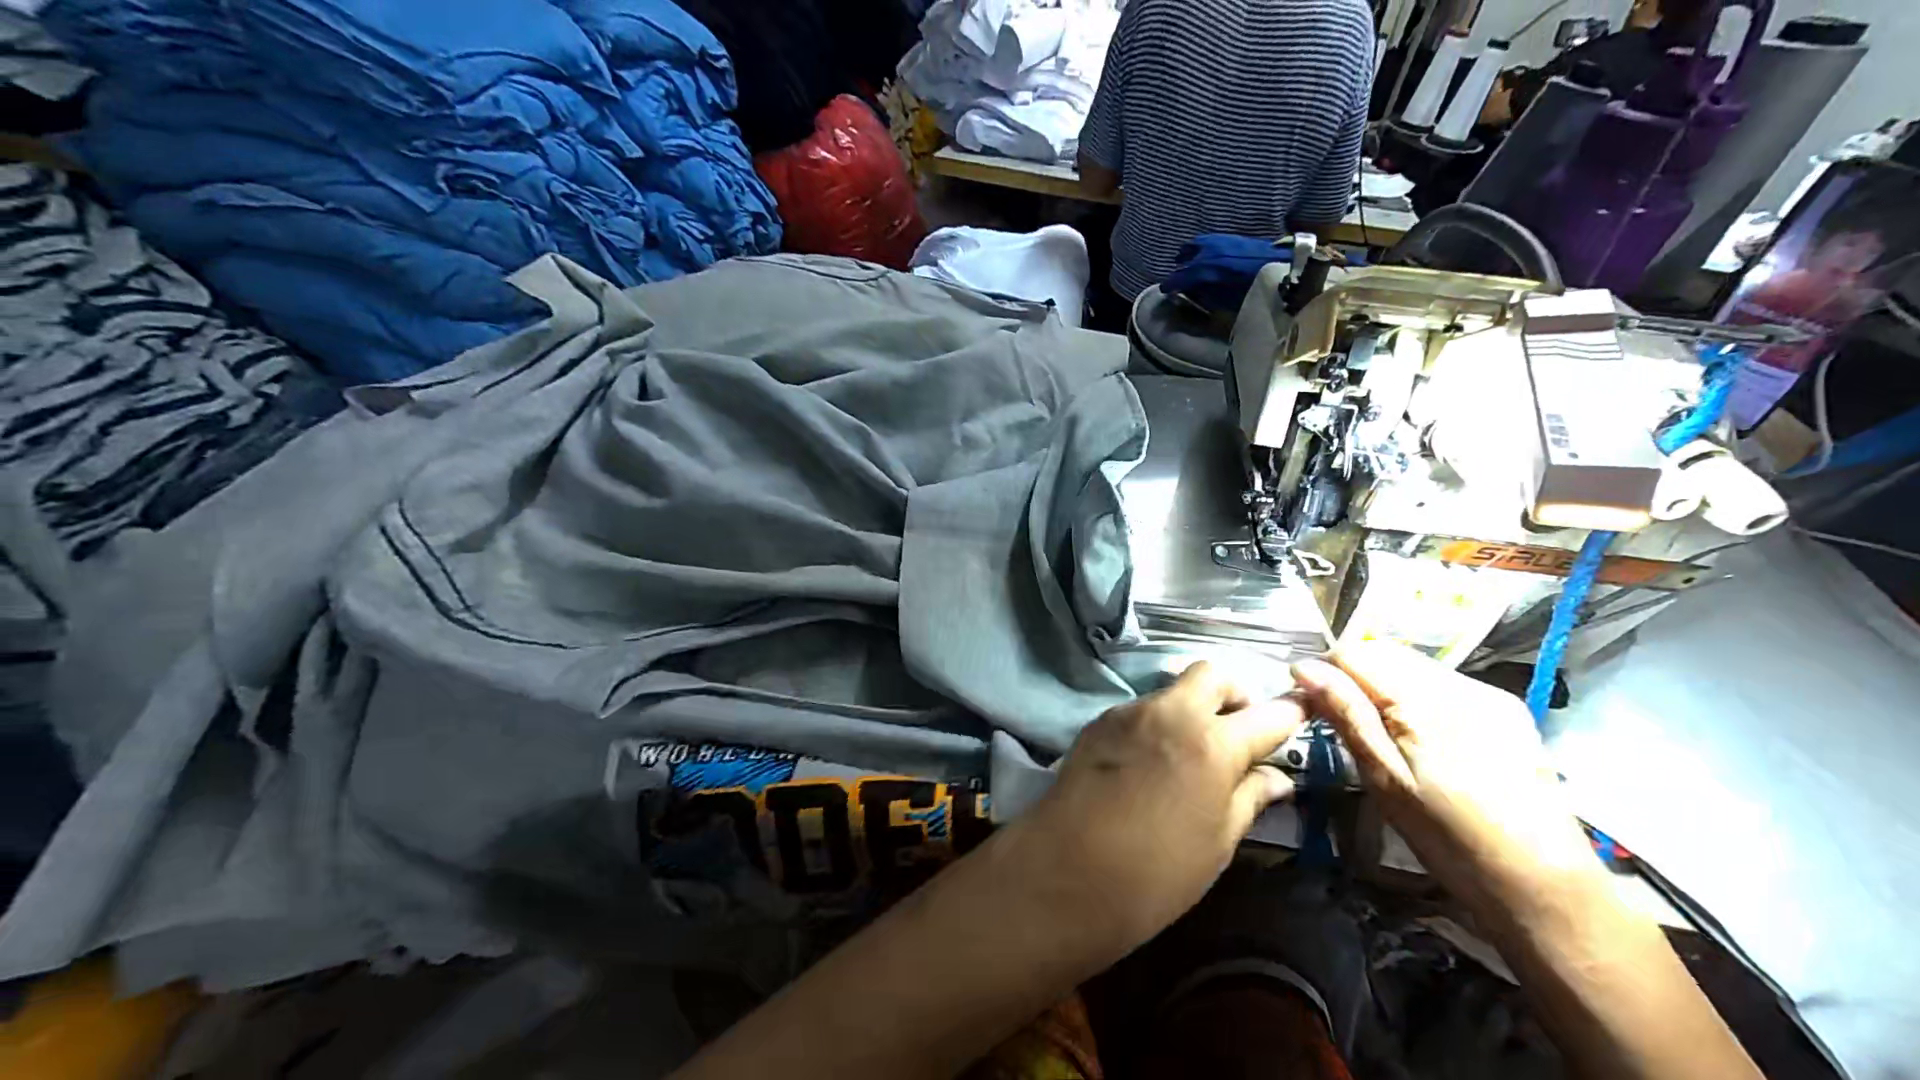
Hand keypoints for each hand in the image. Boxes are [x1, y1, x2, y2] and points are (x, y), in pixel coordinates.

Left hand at [1019, 662, 1305, 942]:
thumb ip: (1249, 798)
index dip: (1291, 714)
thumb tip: (1276, 777)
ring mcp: (1130, 713)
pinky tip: (1152, 761)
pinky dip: (1158, 723)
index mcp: (1214, 744)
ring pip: (1173, 691)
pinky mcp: (1098, 722)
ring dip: (1192, 709)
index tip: (1301, 716)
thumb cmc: (1156, 872)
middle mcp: (1172, 713)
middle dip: (1235, 694)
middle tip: (1239, 731)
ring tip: (1192, 752)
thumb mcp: (1218, 843)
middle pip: (1214, 675)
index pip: (1268, 714)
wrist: (1067, 871)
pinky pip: (1141, 709)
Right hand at [1291, 643, 1604, 925]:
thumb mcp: (1384, 780)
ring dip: (1385, 686)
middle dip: (1355, 677)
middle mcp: (1459, 685)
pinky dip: (1418, 697)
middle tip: (1346, 723)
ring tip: (1384, 733)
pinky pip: (1443, 682)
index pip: (1355, 653)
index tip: (1316, 707)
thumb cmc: (1450, 840)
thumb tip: (1304, 668)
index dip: (1327, 673)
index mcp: (1424, 702)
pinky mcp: (1508, 709)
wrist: (1545, 887)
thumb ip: (1346, 715)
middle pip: (1385, 651)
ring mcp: (1488, 694)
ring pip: (1413, 664)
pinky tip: (1423, 738)